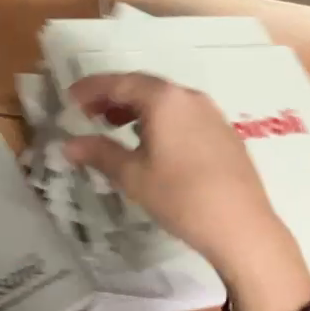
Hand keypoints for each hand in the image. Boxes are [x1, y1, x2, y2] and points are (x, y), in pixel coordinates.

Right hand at [62, 73, 309, 310]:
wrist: (242, 227)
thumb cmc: (181, 197)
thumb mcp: (132, 176)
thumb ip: (98, 153)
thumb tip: (67, 145)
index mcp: (164, 99)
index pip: (119, 82)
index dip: (91, 88)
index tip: (70, 98)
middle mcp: (189, 97)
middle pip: (143, 86)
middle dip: (112, 97)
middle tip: (88, 113)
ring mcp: (211, 113)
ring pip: (165, 101)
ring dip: (136, 108)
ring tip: (114, 127)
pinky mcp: (224, 132)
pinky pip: (183, 114)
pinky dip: (159, 119)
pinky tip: (151, 143)